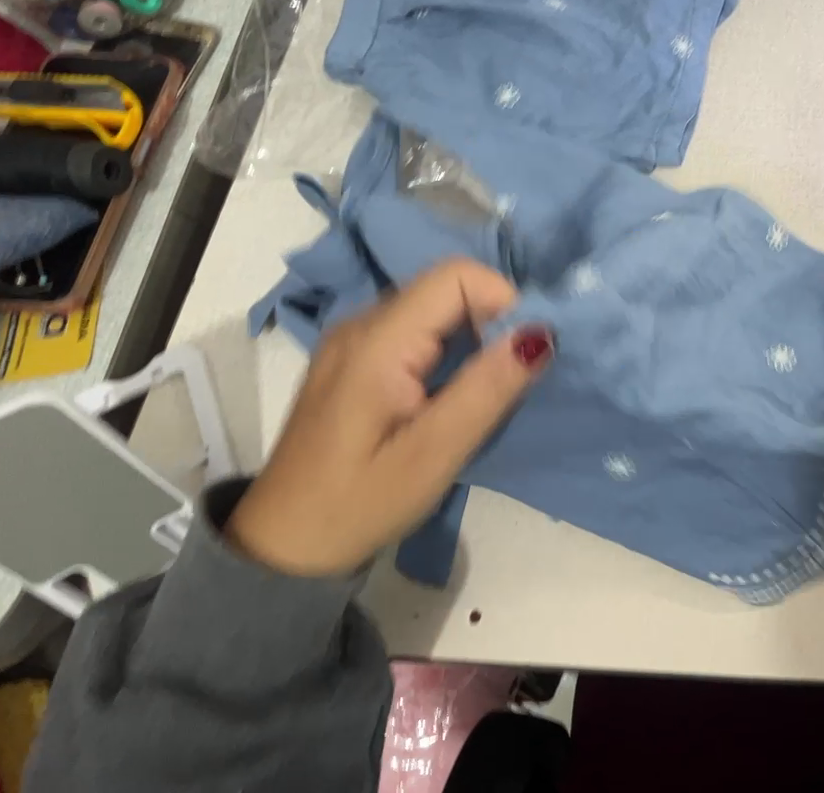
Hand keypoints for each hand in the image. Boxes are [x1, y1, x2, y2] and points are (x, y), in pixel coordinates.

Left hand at [226, 259, 552, 575]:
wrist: (282, 548)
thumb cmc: (357, 505)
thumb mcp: (433, 455)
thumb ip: (487, 388)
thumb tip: (541, 333)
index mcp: (377, 342)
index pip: (457, 276)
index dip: (504, 302)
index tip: (522, 355)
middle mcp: (361, 324)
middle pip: (447, 287)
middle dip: (494, 320)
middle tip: (509, 380)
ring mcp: (355, 340)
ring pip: (436, 307)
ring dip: (476, 336)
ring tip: (485, 390)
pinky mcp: (356, 360)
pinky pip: (418, 329)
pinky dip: (451, 348)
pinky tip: (452, 394)